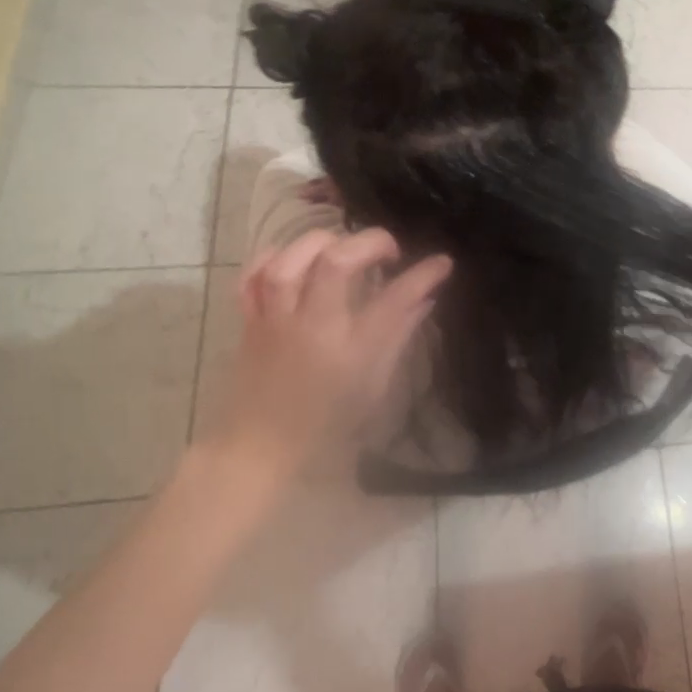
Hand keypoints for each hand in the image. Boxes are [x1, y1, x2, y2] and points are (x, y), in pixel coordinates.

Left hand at [214, 228, 451, 479]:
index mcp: (351, 350)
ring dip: (321, 242)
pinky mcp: (250, 322)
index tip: (442, 262)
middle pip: (336, 263)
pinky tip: (294, 258)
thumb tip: (424, 299)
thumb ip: (398, 336)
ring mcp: (276, 322)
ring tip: (342, 248)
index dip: (423, 274)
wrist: (258, 449)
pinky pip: (252, 278)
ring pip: (290, 261)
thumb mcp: (375, 386)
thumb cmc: (325, 426)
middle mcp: (313, 328)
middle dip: (369, 242)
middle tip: (389, 251)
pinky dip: (272, 257)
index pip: (394, 300)